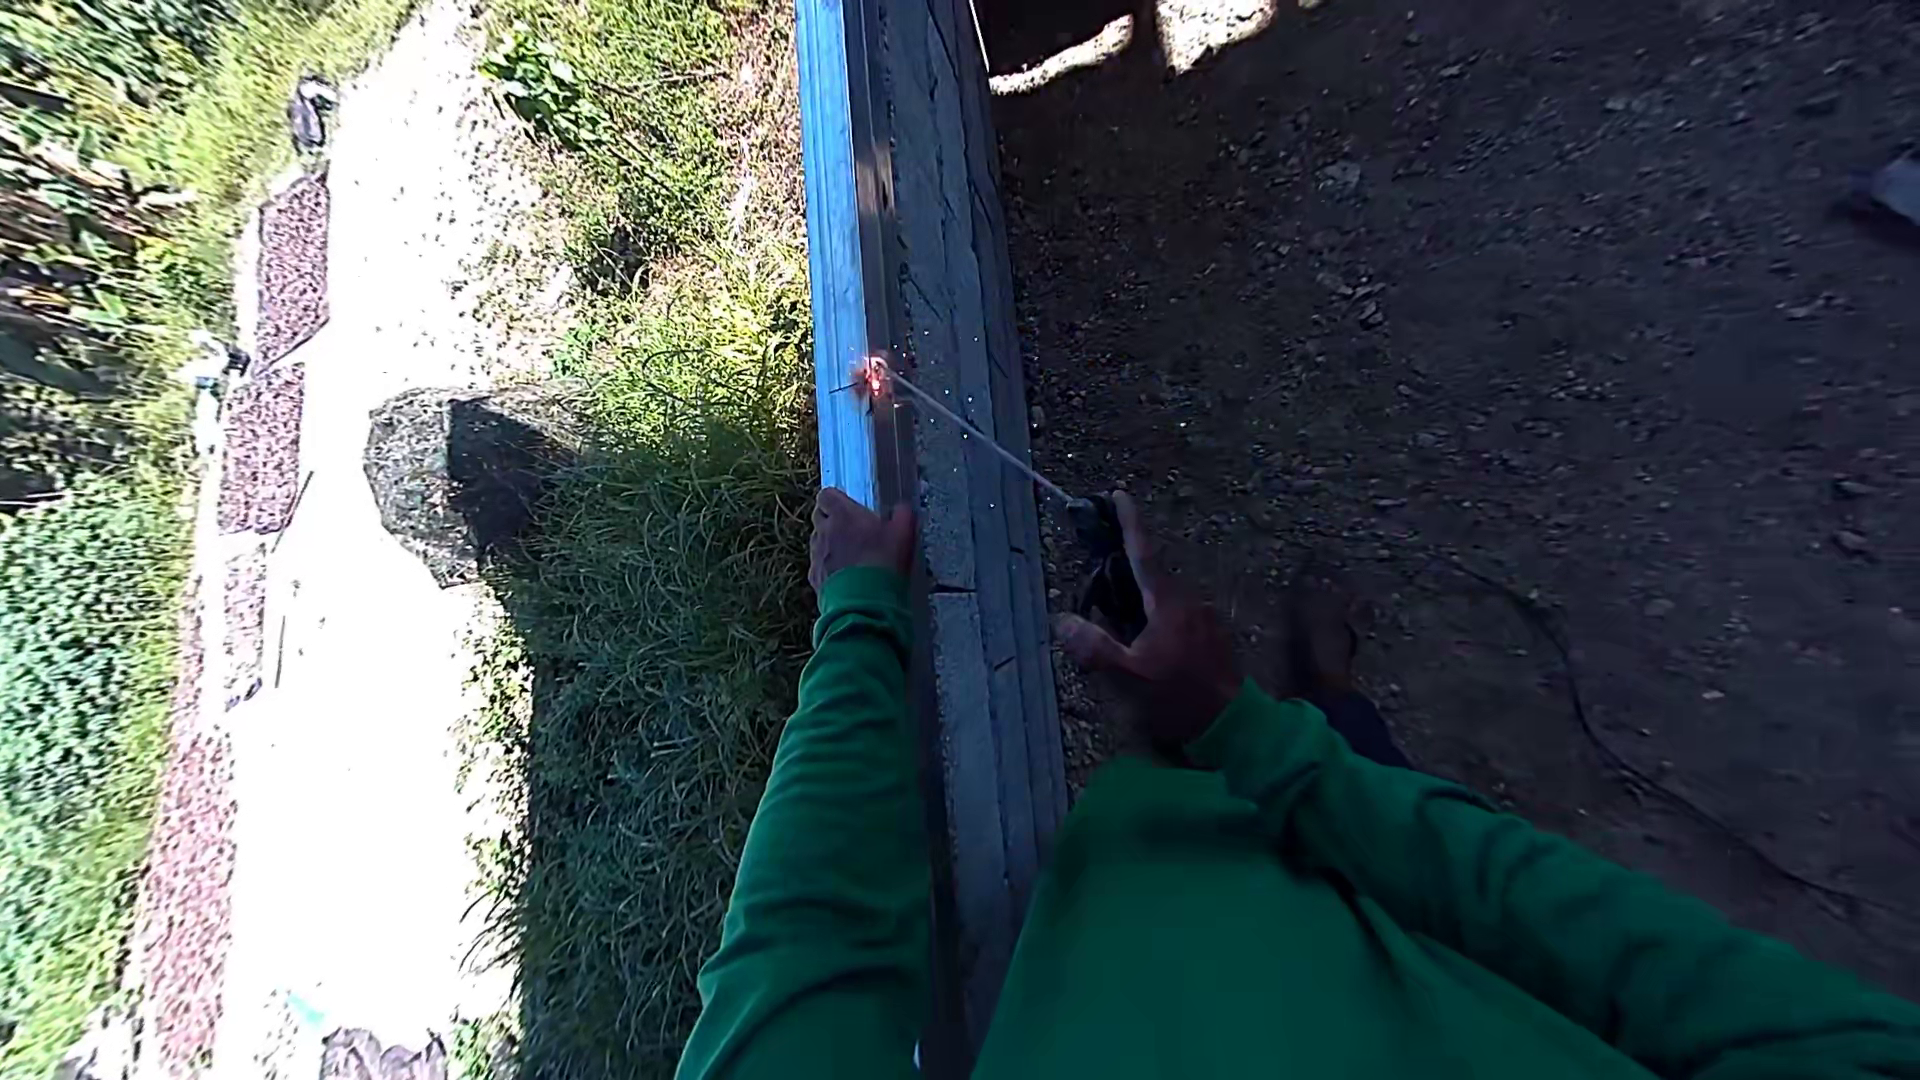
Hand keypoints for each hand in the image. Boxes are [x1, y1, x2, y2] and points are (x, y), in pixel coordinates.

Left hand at [809, 487, 916, 592]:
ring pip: (818, 542)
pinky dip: (829, 568)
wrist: (865, 601)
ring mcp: (817, 555)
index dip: (836, 500)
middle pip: (819, 517)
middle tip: (851, 530)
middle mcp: (824, 531)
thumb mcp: (903, 533)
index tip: (848, 507)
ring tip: (851, 556)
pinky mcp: (815, 577)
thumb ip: (903, 514)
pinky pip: (819, 566)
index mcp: (843, 514)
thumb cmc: (883, 561)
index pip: (827, 495)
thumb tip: (903, 509)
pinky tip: (846, 577)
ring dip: (830, 545)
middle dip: (831, 520)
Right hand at [1055, 491, 1242, 747]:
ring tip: (1113, 614)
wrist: (1235, 727)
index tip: (1119, 494)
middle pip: (1150, 572)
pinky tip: (1141, 638)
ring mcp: (1201, 617)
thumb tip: (1062, 620)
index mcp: (1168, 603)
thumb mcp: (1130, 678)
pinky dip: (1151, 612)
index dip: (1130, 521)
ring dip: (1137, 594)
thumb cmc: (1181, 698)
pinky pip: (1172, 612)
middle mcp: (1187, 601)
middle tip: (1097, 571)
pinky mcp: (1208, 635)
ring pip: (1161, 594)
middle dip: (1123, 564)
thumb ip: (1094, 649)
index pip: (1144, 552)